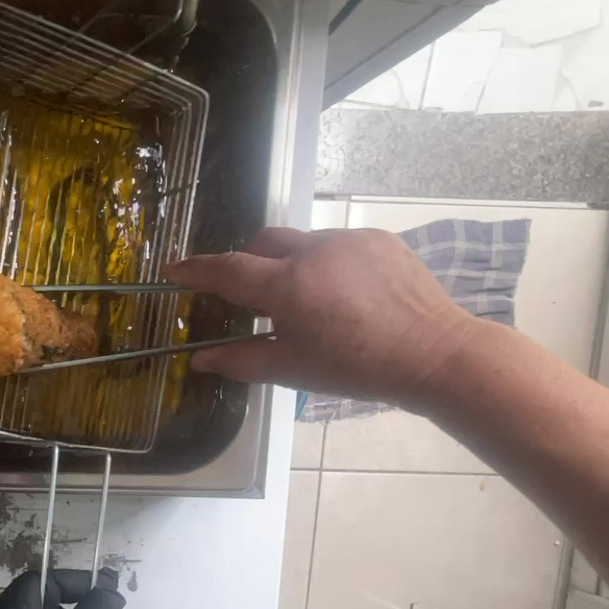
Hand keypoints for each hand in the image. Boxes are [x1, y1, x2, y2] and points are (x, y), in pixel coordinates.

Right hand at [167, 227, 490, 411]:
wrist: (435, 353)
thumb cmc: (355, 368)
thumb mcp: (291, 368)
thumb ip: (240, 359)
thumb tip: (200, 360)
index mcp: (288, 285)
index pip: (227, 269)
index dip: (195, 270)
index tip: (173, 270)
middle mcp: (314, 251)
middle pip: (261, 242)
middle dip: (246, 262)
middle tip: (247, 296)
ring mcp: (349, 240)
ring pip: (299, 243)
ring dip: (287, 266)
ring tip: (304, 304)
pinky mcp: (378, 240)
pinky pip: (334, 245)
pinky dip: (322, 266)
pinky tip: (340, 297)